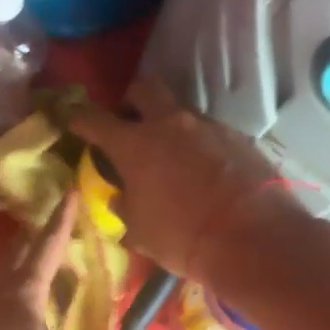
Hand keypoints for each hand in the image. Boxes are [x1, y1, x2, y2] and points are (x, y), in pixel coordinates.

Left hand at [0, 195, 103, 329]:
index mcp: (22, 294)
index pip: (45, 248)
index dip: (60, 222)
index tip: (68, 194)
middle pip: (15, 256)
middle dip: (33, 238)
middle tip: (49, 226)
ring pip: (2, 278)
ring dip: (20, 264)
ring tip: (37, 264)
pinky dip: (14, 292)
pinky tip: (22, 309)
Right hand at [67, 78, 295, 282]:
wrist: (255, 240)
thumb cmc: (183, 237)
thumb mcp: (139, 229)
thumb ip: (125, 205)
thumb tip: (122, 197)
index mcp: (134, 143)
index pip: (94, 119)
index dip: (80, 118)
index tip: (74, 120)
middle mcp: (169, 123)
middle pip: (144, 89)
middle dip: (132, 101)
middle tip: (130, 124)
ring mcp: (208, 126)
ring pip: (181, 111)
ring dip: (171, 126)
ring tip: (174, 156)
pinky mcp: (239, 138)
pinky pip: (211, 133)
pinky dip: (202, 146)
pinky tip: (207, 173)